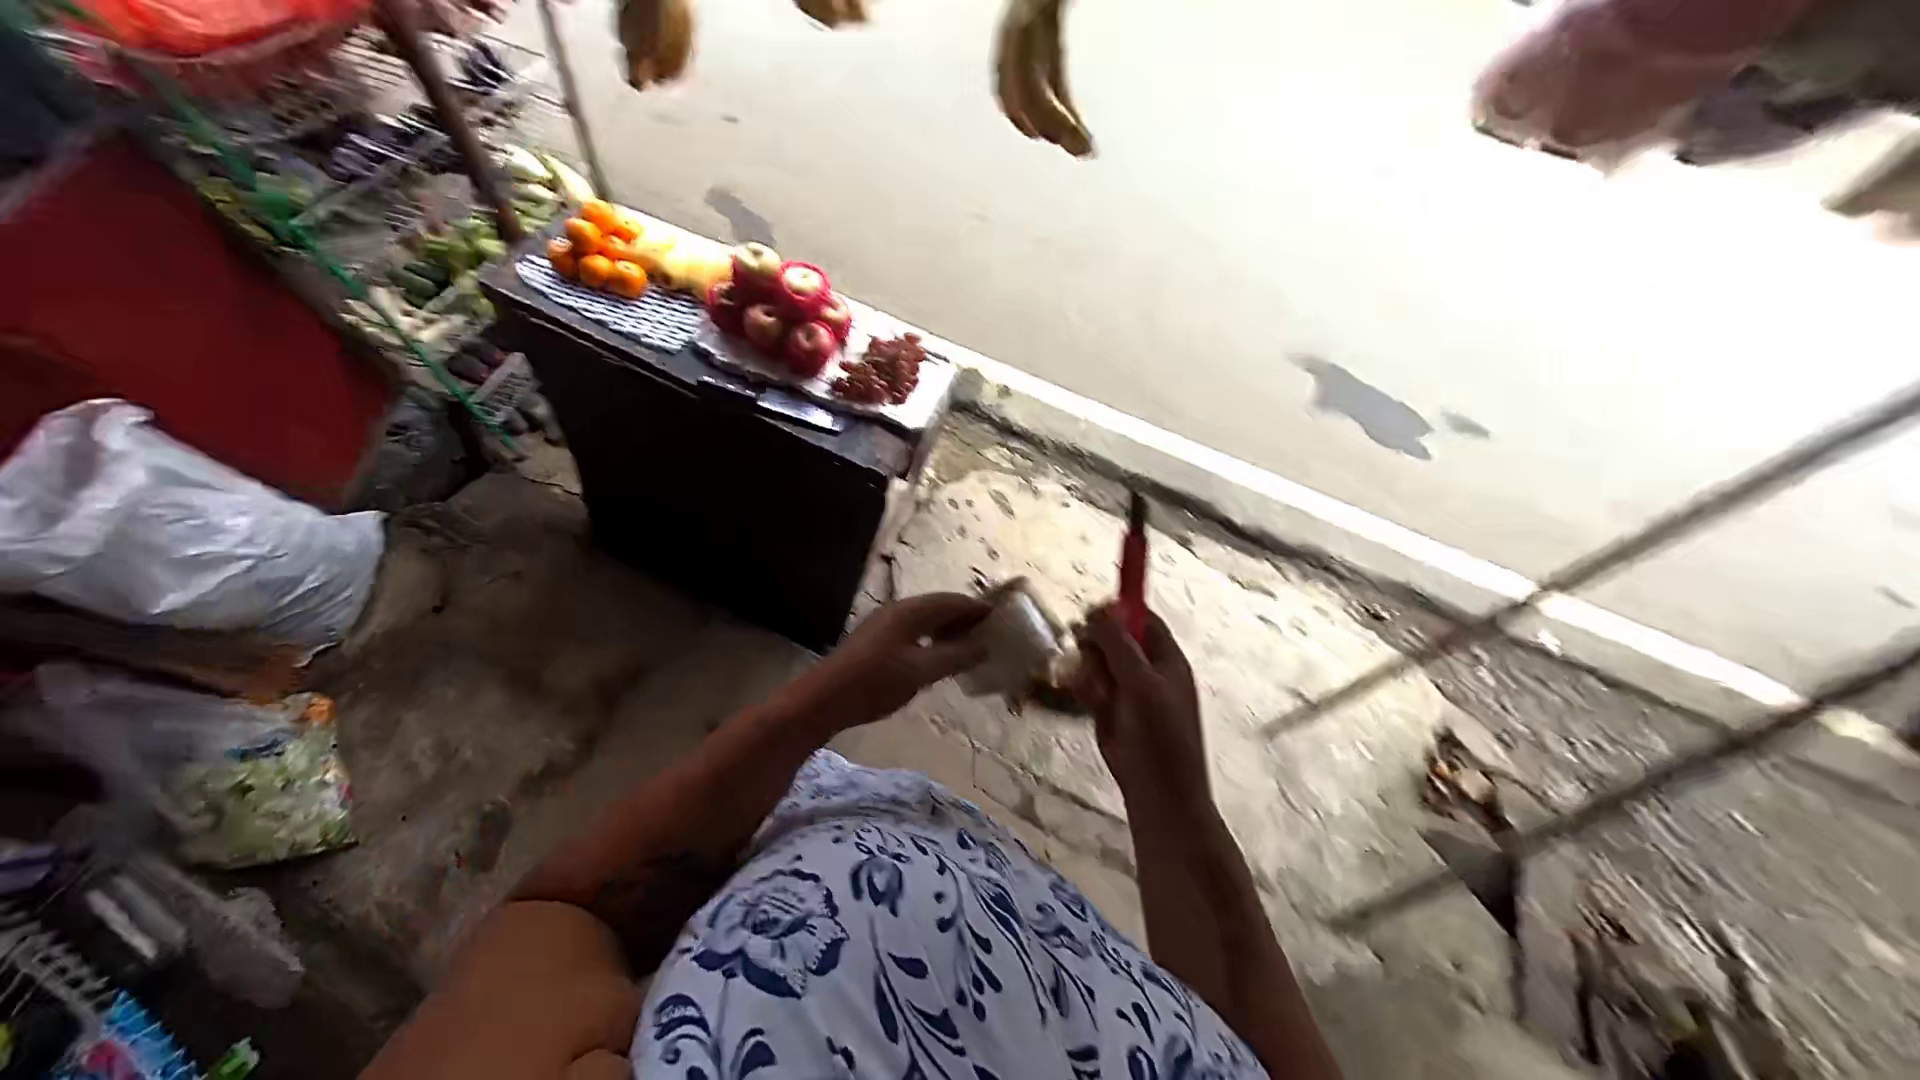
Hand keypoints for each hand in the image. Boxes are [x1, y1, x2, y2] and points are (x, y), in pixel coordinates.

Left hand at [798, 593, 989, 729]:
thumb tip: (984, 646)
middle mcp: (899, 610)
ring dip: (949, 629)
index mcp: (911, 611)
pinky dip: (933, 639)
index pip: (953, 601)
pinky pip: (915, 631)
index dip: (979, 609)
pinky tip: (939, 657)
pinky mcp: (878, 641)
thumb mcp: (921, 672)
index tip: (1003, 619)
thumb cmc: (875, 683)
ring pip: (926, 619)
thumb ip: (954, 656)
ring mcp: (885, 624)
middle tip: (991, 635)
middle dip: (966, 618)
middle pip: (940, 607)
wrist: (825, 699)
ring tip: (970, 648)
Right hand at [1078, 605, 1209, 810]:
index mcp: (1167, 660)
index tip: (1089, 616)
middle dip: (1097, 645)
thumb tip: (1104, 609)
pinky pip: (1094, 689)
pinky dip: (1088, 693)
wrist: (1159, 799)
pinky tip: (1090, 706)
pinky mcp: (1114, 714)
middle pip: (1116, 639)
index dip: (1118, 612)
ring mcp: (1131, 694)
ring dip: (1090, 671)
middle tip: (1086, 656)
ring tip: (1094, 692)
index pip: (1143, 620)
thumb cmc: (1158, 739)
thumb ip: (1121, 645)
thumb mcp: (1141, 685)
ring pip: (1100, 664)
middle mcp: (1150, 672)